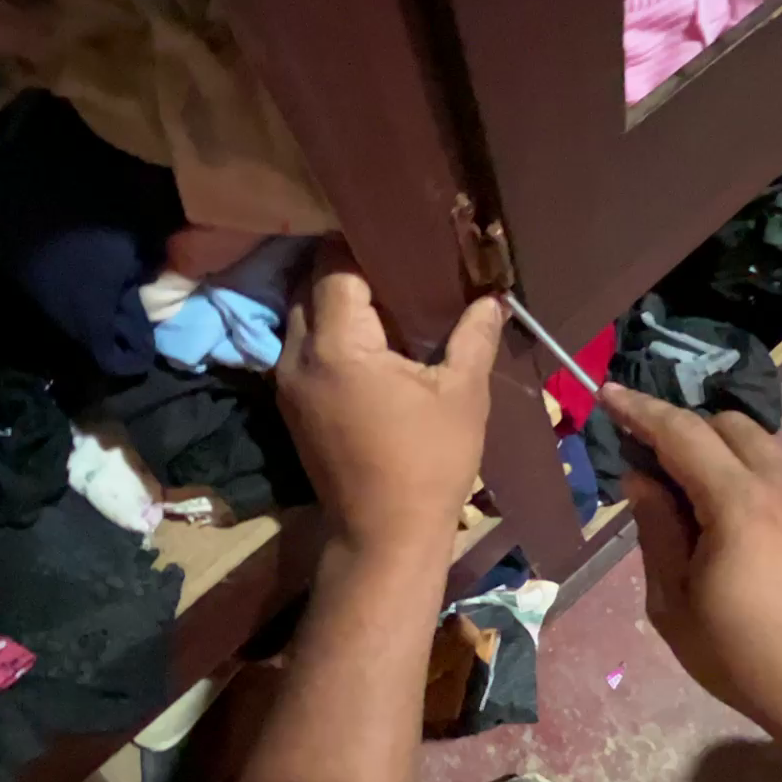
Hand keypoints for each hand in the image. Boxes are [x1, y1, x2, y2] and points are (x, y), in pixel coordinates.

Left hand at [277, 244, 502, 555]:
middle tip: (399, 275)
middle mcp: (299, 357)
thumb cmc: (430, 463)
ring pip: (303, 321)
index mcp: (338, 346)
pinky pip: (305, 352)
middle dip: (349, 275)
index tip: (401, 246)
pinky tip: (373, 351)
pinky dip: (331, 339)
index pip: (335, 268)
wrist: (386, 535)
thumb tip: (493, 299)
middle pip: (311, 288)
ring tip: (389, 310)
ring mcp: (288, 386)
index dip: (365, 249)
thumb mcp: (462, 395)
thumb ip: (474, 337)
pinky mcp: (292, 409)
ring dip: (337, 308)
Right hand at [603, 383, 781, 748]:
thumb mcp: (676, 606)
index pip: (681, 434)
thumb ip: (656, 532)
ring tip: (709, 514)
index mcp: (739, 506)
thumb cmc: (747, 662)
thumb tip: (641, 480)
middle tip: (660, 469)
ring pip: (766, 451)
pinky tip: (756, 539)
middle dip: (687, 431)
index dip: (641, 410)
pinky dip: (761, 487)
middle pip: (729, 425)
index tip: (610, 394)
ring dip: (727, 461)